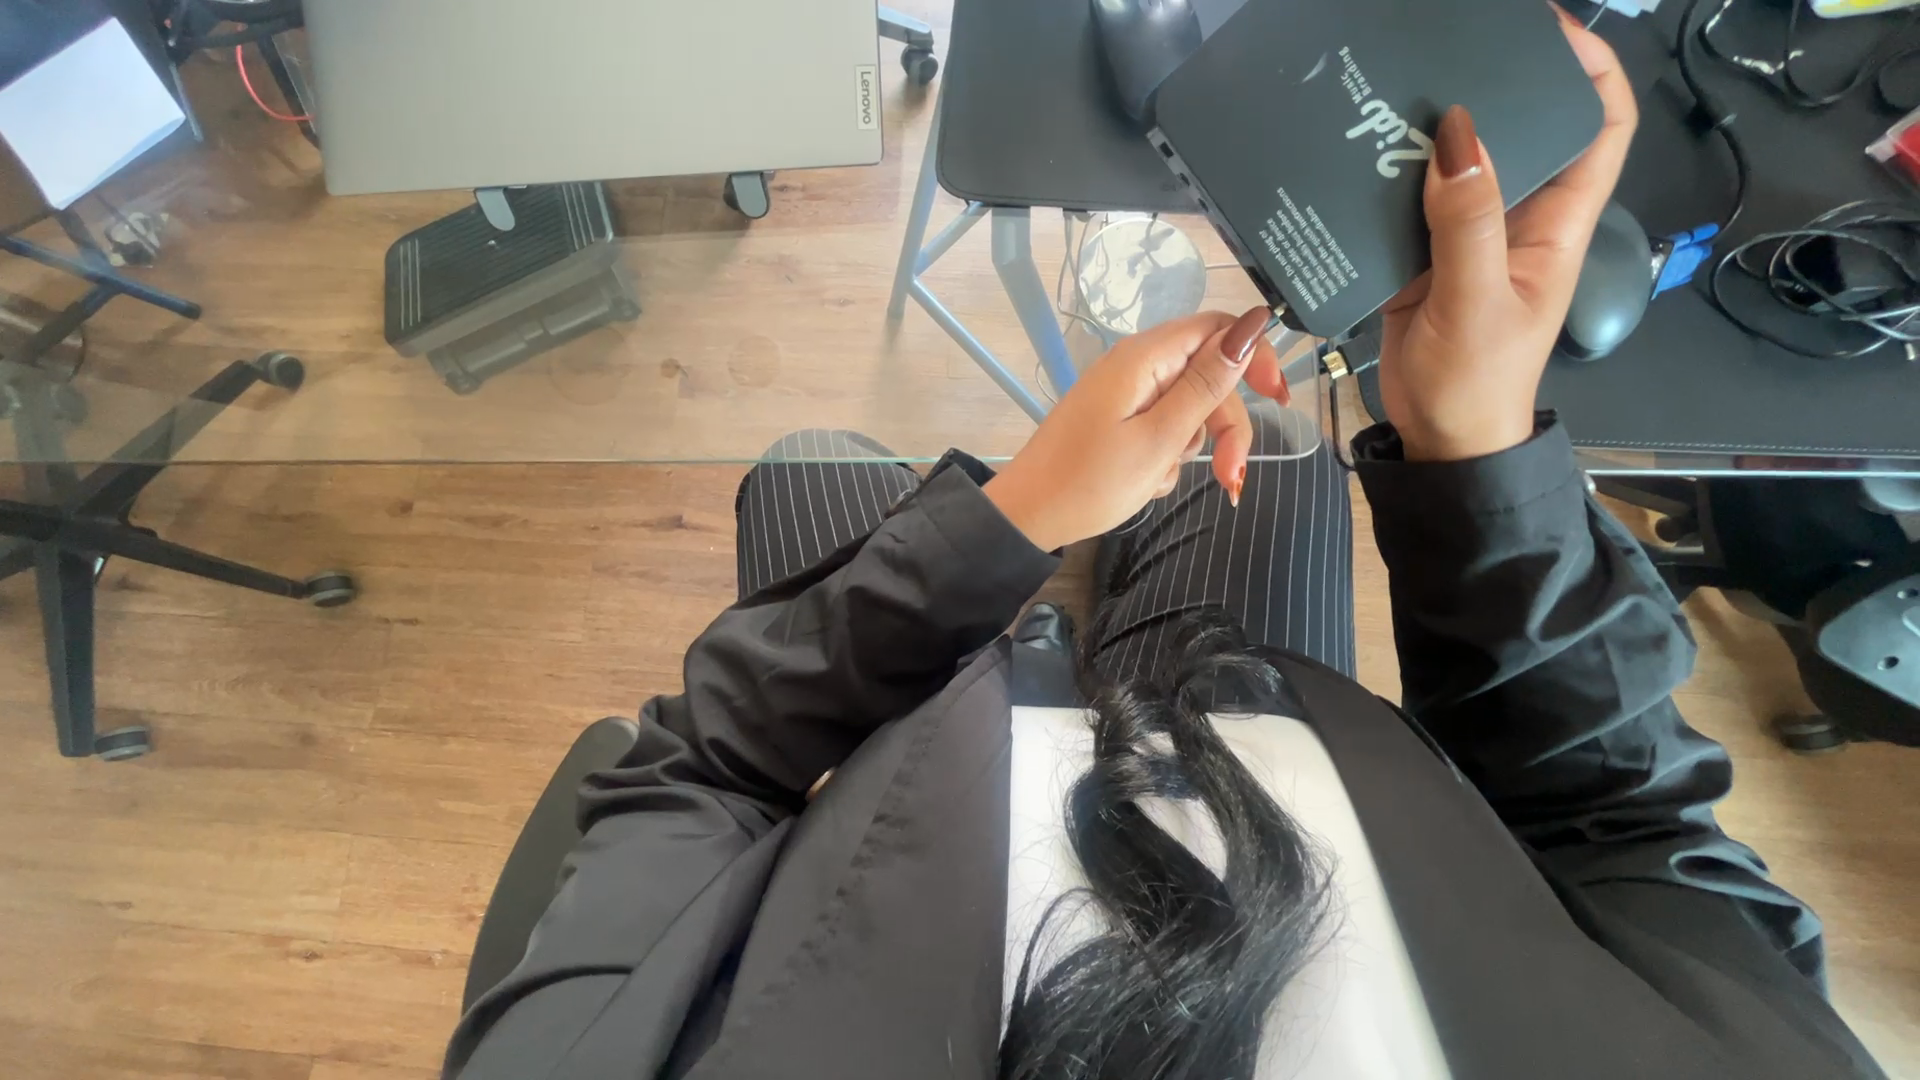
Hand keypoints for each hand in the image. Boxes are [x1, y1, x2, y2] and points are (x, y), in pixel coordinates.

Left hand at [985, 307, 1282, 550]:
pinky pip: (1161, 428)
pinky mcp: (1117, 420)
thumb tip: (1253, 325)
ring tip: (1161, 480)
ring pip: (1187, 408)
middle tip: (1230, 477)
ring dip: (1190, 447)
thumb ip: (1207, 383)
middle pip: (1208, 377)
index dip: (1255, 358)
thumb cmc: (1090, 482)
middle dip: (1225, 426)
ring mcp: (1125, 395)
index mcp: (1144, 358)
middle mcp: (1135, 366)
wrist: (1029, 516)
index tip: (1278, 401)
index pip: (1218, 328)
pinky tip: (1146, 482)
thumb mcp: (1160, 437)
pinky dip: (1164, 456)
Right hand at [1373, 8, 1637, 460]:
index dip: (1587, 73)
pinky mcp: (1417, 267)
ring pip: (1453, 176)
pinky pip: (1404, 217)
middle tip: (1437, 64)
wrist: (1438, 437)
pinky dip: (1383, 194)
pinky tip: (1354, 174)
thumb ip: (1469, 223)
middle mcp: (1513, 224)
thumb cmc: (1475, 379)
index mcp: (1554, 226)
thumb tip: (1461, 133)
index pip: (1597, 130)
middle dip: (1488, 98)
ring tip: (1386, 109)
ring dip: (1425, 145)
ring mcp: (1462, 246)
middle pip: (1516, 141)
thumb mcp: (1476, 301)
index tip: (1541, 35)